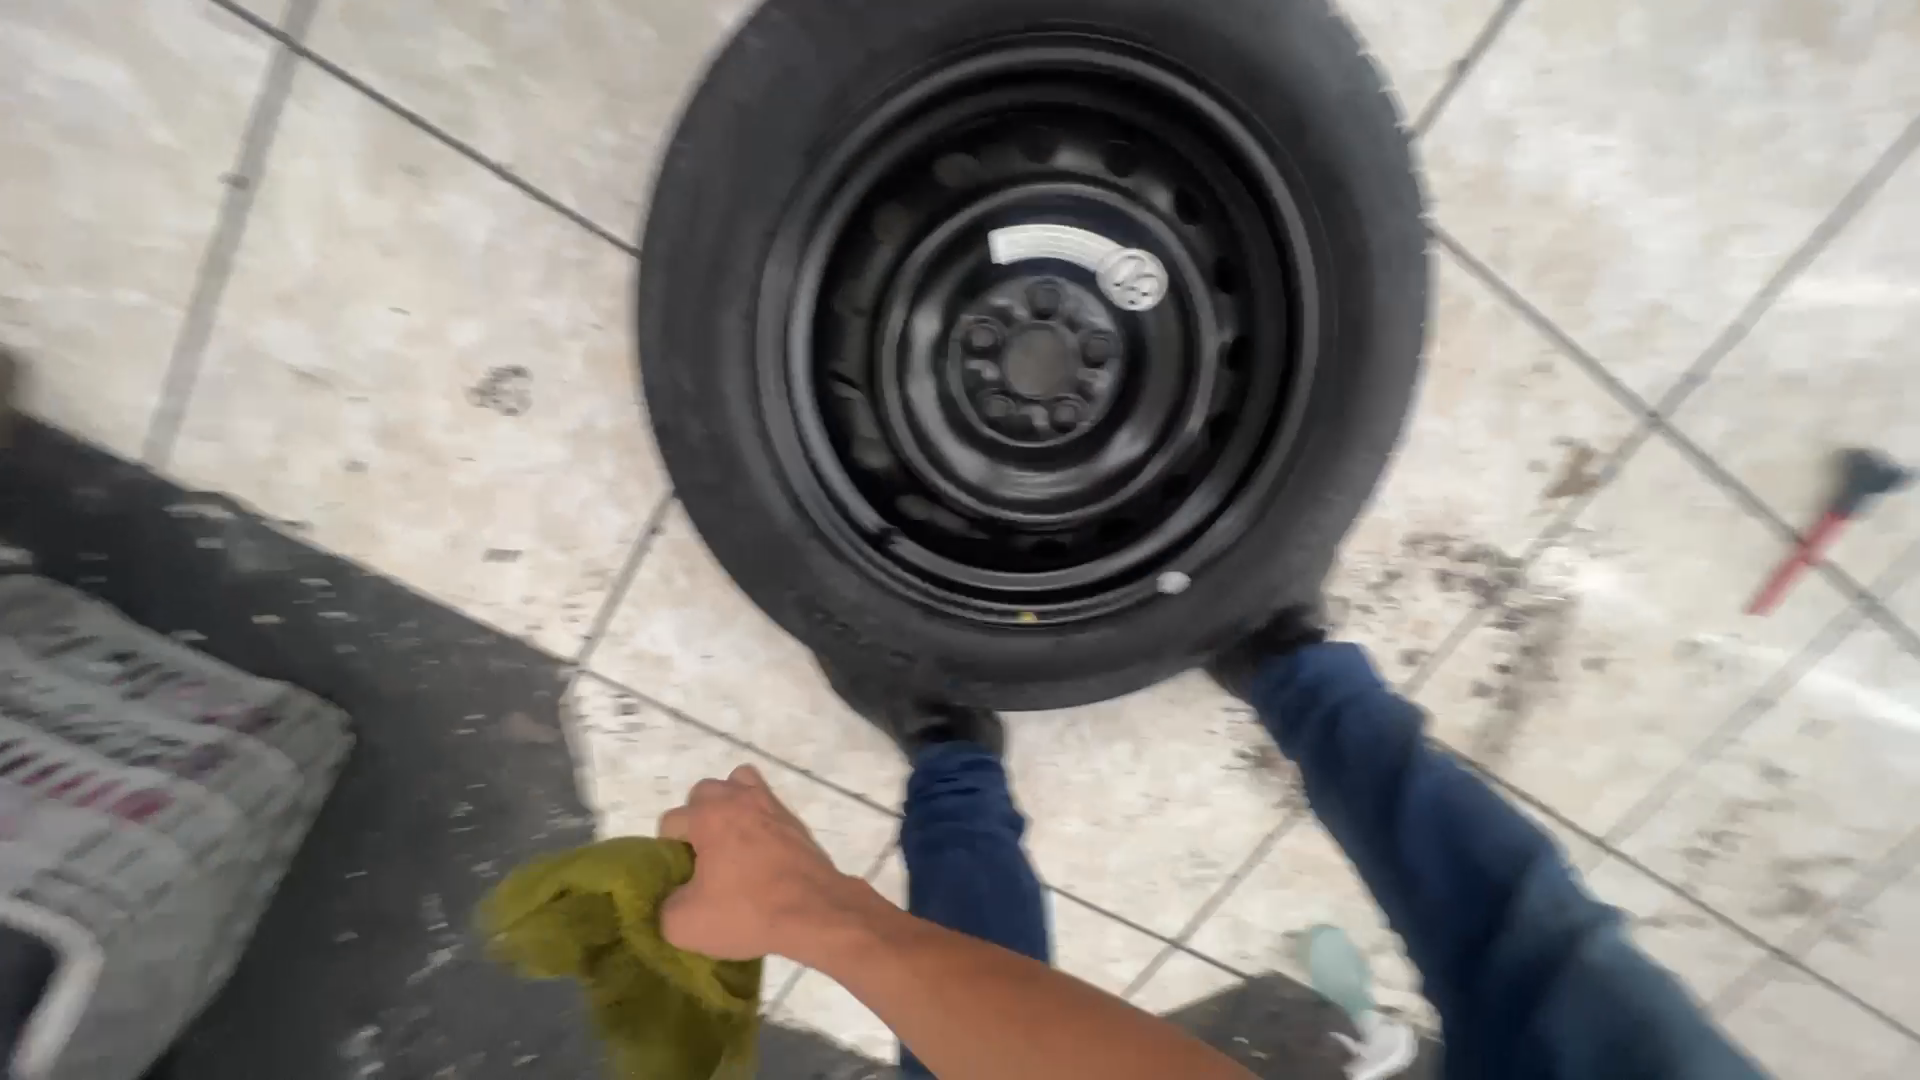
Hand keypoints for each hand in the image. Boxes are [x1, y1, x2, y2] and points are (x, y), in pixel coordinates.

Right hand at [657, 764, 869, 960]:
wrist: (814, 910)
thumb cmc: (747, 911)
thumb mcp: (684, 923)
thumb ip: (665, 904)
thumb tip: (676, 894)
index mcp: (710, 816)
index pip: (671, 820)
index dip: (667, 850)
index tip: (680, 877)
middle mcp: (739, 798)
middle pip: (705, 793)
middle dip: (696, 820)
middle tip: (701, 858)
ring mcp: (770, 804)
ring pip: (739, 784)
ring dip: (728, 805)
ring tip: (729, 842)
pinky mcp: (793, 818)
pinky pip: (765, 802)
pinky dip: (755, 816)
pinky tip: (757, 849)